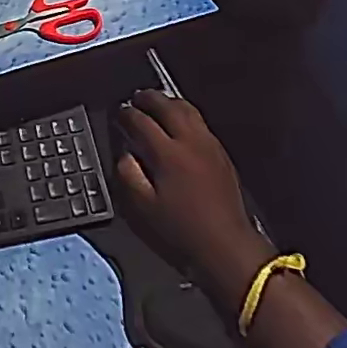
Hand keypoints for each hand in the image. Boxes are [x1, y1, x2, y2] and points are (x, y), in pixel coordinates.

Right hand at [115, 90, 275, 303]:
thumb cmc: (182, 231)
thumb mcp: (142, 207)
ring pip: (187, 109)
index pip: (140, 120)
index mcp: (167, 154)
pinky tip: (179, 123)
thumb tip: (124, 155)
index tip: (118, 114)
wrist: (227, 249)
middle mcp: (190, 142)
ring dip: (168, 102)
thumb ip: (127, 174)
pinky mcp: (222, 154)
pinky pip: (201, 122)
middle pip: (166, 105)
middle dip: (147, 98)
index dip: (125, 114)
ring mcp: (209, 146)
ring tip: (156, 104)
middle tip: (135, 98)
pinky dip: (185, 114)